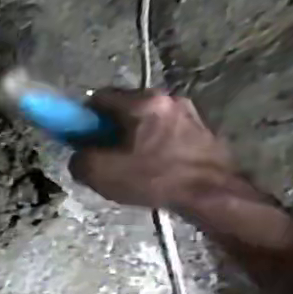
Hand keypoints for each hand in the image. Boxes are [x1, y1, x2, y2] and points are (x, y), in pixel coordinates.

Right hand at [69, 90, 246, 211]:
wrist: (213, 195)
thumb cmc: (155, 179)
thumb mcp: (100, 173)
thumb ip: (79, 159)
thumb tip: (81, 156)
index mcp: (142, 102)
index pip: (99, 97)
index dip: (83, 118)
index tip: (81, 139)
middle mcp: (168, 99)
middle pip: (125, 107)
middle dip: (109, 128)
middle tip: (104, 155)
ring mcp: (189, 113)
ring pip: (146, 120)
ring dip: (132, 137)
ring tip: (130, 165)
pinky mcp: (202, 130)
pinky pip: (165, 131)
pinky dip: (152, 144)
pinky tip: (152, 168)